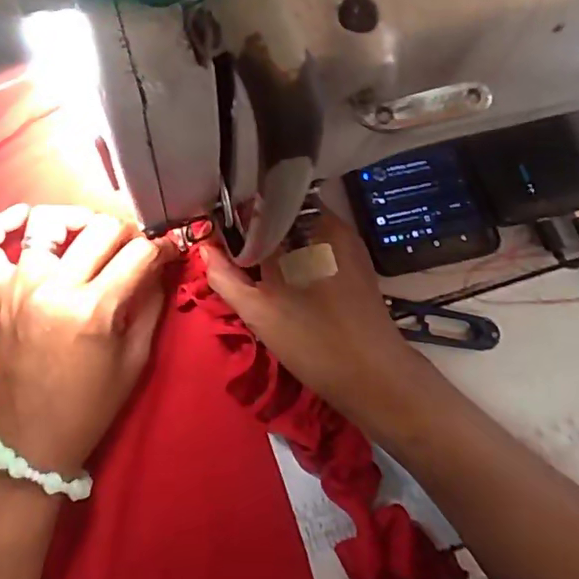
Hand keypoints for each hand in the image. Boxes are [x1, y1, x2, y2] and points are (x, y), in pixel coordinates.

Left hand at [0, 204, 176, 474]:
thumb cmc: (91, 404)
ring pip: (47, 223)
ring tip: (93, 234)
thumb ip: (152, 303)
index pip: (138, 253)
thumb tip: (162, 263)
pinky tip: (23, 219)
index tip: (172, 248)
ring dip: (78, 220)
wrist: (31, 439)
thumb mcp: (135, 357)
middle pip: (100, 228)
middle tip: (137, 247)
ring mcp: (18, 287)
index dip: (163, 245)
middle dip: (129, 231)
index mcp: (93, 309)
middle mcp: (53, 288)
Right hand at [200, 210, 419, 410]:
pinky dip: (298, 260)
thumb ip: (225, 275)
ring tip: (260, 276)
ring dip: (277, 249)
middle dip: (256, 235)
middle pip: (282, 216)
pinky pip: (317, 249)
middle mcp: (331, 224)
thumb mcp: (258, 310)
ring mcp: (348, 244)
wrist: (375, 375)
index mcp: (307, 226)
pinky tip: (287, 286)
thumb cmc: (313, 340)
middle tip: (237, 263)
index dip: (235, 217)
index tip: (219, 240)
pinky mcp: (357, 265)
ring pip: (299, 234)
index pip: (261, 202)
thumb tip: (204, 247)